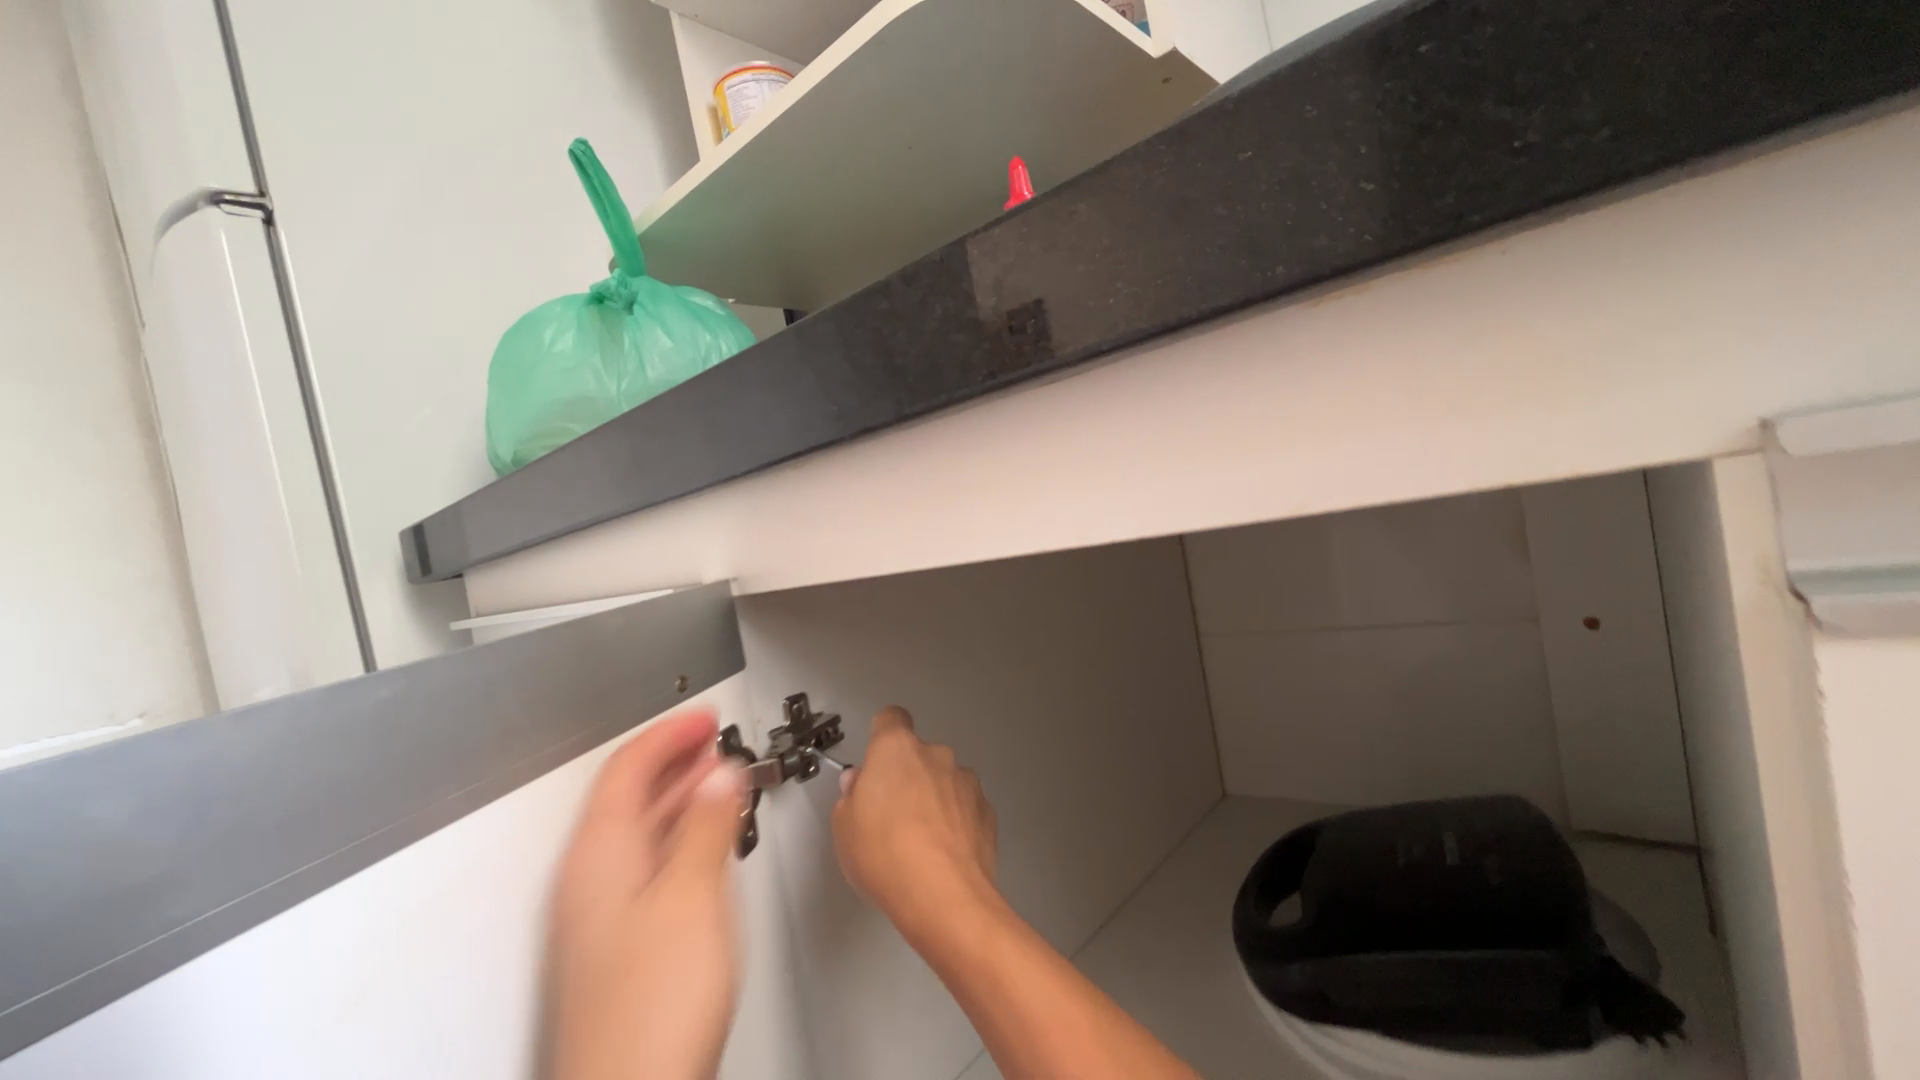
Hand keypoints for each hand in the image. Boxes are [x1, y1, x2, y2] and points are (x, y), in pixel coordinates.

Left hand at [543, 705, 744, 1079]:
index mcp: (599, 855)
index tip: (703, 716)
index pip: (627, 769)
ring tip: (720, 780)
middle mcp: (590, 880)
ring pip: (642, 831)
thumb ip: (706, 828)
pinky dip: (682, 839)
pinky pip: (650, 865)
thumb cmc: (650, 1010)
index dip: (668, 735)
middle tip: (714, 740)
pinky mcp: (621, 943)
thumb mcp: (692, 896)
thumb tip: (718, 778)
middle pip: (630, 797)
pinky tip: (709, 847)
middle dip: (676, 761)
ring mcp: (601, 914)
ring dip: (681, 798)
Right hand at [832, 706, 998, 942]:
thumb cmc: (883, 855)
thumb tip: (862, 783)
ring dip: (935, 799)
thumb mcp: (844, 828)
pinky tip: (945, 855)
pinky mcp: (989, 812)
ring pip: (945, 781)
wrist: (944, 897)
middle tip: (892, 817)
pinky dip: (956, 822)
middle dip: (908, 776)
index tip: (876, 762)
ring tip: (923, 843)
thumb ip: (851, 796)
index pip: (891, 719)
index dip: (882, 735)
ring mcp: (967, 782)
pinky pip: (965, 808)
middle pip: (918, 755)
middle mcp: (936, 755)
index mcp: (897, 749)